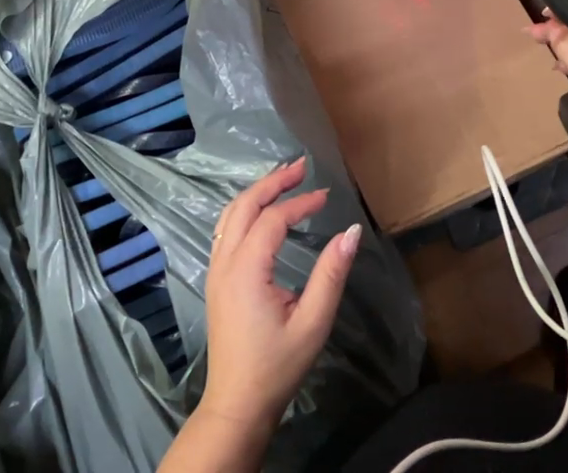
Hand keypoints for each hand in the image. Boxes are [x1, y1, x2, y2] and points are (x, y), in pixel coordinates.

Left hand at [198, 157, 360, 431]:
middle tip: (301, 166)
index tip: (327, 196)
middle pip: (244, 205)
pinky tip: (261, 211)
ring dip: (256, 192)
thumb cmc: (278, 365)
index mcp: (247, 270)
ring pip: (230, 215)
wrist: (238, 402)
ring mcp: (216, 270)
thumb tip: (351, 230)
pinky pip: (225, 230)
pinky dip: (244, 210)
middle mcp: (225, 262)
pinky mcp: (216, 279)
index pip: (273, 219)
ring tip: (283, 178)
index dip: (300, 202)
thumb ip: (331, 273)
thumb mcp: (313, 322)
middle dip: (272, 181)